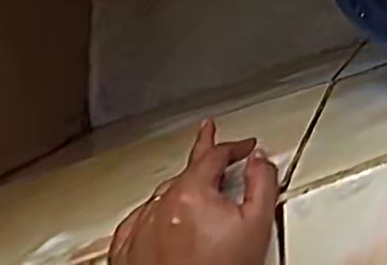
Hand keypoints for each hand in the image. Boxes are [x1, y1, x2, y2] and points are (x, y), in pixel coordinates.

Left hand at [108, 119, 277, 264]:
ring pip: (162, 194)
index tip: (246, 146)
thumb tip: (258, 158)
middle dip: (206, 157)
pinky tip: (159, 208)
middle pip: (186, 171)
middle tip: (209, 134)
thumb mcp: (258, 220)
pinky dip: (152, 210)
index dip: (235, 146)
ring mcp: (137, 236)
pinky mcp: (124, 259)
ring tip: (194, 176)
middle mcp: (158, 210)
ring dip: (183, 183)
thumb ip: (263, 179)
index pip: (213, 156)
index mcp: (190, 195)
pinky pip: (135, 222)